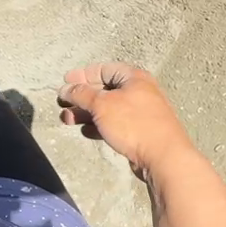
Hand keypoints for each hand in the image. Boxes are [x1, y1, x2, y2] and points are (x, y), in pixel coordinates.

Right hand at [57, 63, 195, 177]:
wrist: (163, 156)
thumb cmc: (133, 124)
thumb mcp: (102, 105)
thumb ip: (81, 94)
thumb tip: (65, 89)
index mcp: (133, 78)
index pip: (103, 69)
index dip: (82, 75)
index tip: (65, 82)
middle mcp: (138, 92)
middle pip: (103, 90)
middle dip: (81, 97)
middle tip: (62, 104)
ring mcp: (140, 113)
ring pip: (107, 109)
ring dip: (86, 113)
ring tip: (68, 120)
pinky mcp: (139, 132)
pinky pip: (114, 124)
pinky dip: (99, 126)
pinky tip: (87, 132)